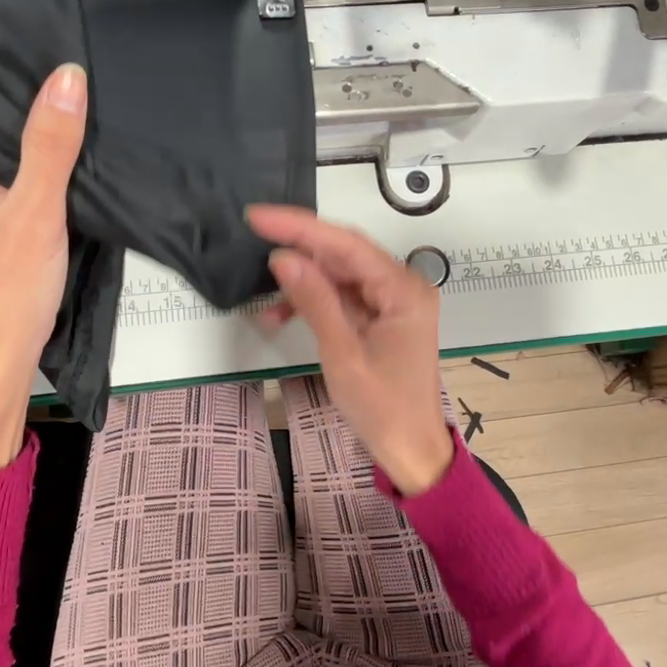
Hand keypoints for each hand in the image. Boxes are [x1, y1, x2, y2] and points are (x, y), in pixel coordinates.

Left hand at [0, 64, 87, 475]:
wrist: (3, 357)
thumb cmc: (6, 288)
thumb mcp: (36, 212)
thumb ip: (50, 145)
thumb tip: (68, 73)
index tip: (18, 24)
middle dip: (12, 89)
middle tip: (50, 39)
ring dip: (26, 122)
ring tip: (61, 73)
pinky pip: (7, 165)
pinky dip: (32, 151)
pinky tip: (60, 128)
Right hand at [246, 205, 454, 493]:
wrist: (412, 450)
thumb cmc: (382, 408)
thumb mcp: (343, 355)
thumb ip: (315, 302)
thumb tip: (283, 258)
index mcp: (404, 290)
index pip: (347, 245)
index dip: (301, 227)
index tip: (259, 216)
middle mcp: (404, 285)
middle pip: (345, 252)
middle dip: (299, 244)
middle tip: (254, 231)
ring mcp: (394, 300)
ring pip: (341, 273)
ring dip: (303, 279)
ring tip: (263, 290)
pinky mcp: (383, 316)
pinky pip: (344, 295)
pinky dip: (314, 301)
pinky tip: (280, 314)